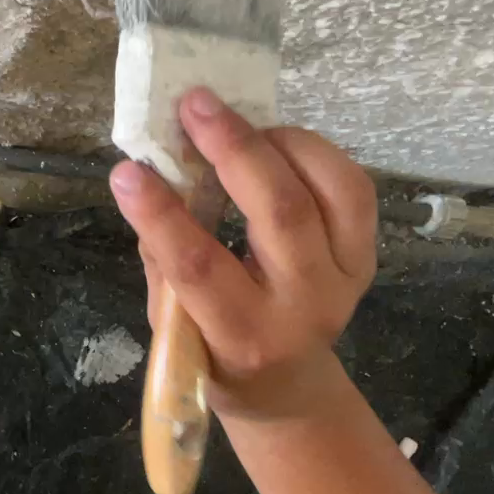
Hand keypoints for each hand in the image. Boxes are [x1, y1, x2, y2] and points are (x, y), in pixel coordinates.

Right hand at [110, 87, 376, 421]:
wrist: (286, 388)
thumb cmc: (212, 360)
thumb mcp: (173, 329)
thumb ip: (163, 265)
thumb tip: (150, 187)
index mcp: (241, 334)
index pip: (198, 265)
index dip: (161, 214)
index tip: (127, 171)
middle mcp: (302, 306)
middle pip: (280, 213)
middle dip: (233, 150)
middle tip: (194, 105)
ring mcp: (345, 278)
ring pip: (330, 190)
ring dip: (278, 143)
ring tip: (234, 123)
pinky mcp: (366, 255)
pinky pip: (351, 188)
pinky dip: (312, 152)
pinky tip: (274, 142)